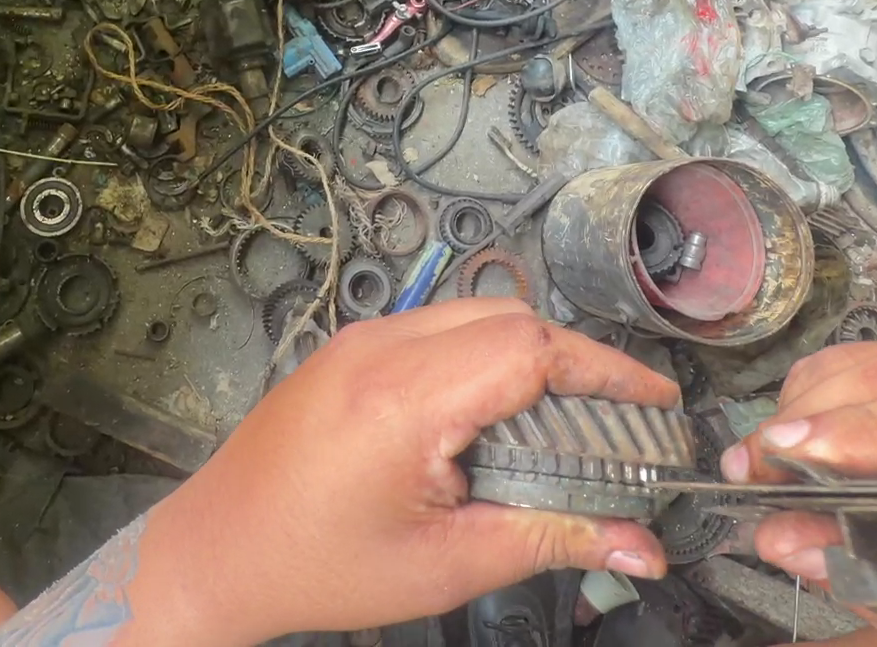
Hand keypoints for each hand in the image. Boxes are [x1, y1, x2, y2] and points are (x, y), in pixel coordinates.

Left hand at [126, 297, 680, 644]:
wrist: (220, 542)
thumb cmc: (321, 563)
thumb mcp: (442, 564)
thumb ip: (546, 538)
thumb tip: (639, 545)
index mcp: (404, 396)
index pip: (527, 347)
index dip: (604, 368)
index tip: (656, 400)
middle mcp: (382, 345)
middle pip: (507, 317)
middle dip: (574, 357)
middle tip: (618, 413)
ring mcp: (361, 336)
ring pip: (473, 313)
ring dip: (528, 349)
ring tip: (568, 410)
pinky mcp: (351, 343)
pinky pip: (436, 325)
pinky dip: (483, 350)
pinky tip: (497, 403)